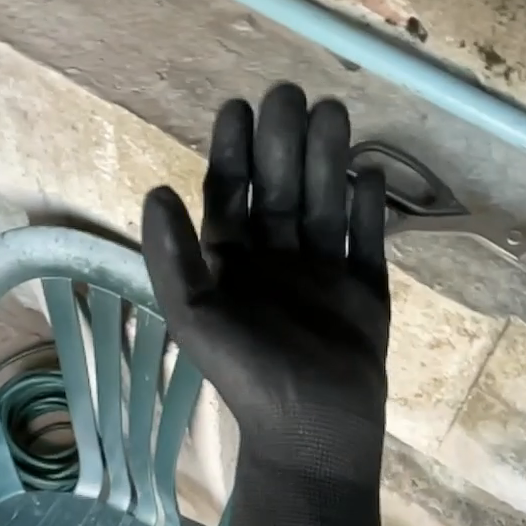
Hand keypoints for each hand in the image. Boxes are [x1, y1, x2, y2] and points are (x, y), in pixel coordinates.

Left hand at [142, 83, 397, 525]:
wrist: (314, 431)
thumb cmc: (250, 375)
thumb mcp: (196, 317)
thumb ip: (173, 258)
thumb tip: (156, 191)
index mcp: (232, 266)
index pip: (229, 195)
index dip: (232, 152)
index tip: (238, 107)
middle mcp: (275, 263)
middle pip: (279, 189)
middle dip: (284, 143)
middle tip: (291, 94)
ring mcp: (323, 275)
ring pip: (325, 204)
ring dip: (328, 160)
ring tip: (334, 113)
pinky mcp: (365, 292)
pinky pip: (367, 239)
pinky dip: (369, 208)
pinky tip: (369, 174)